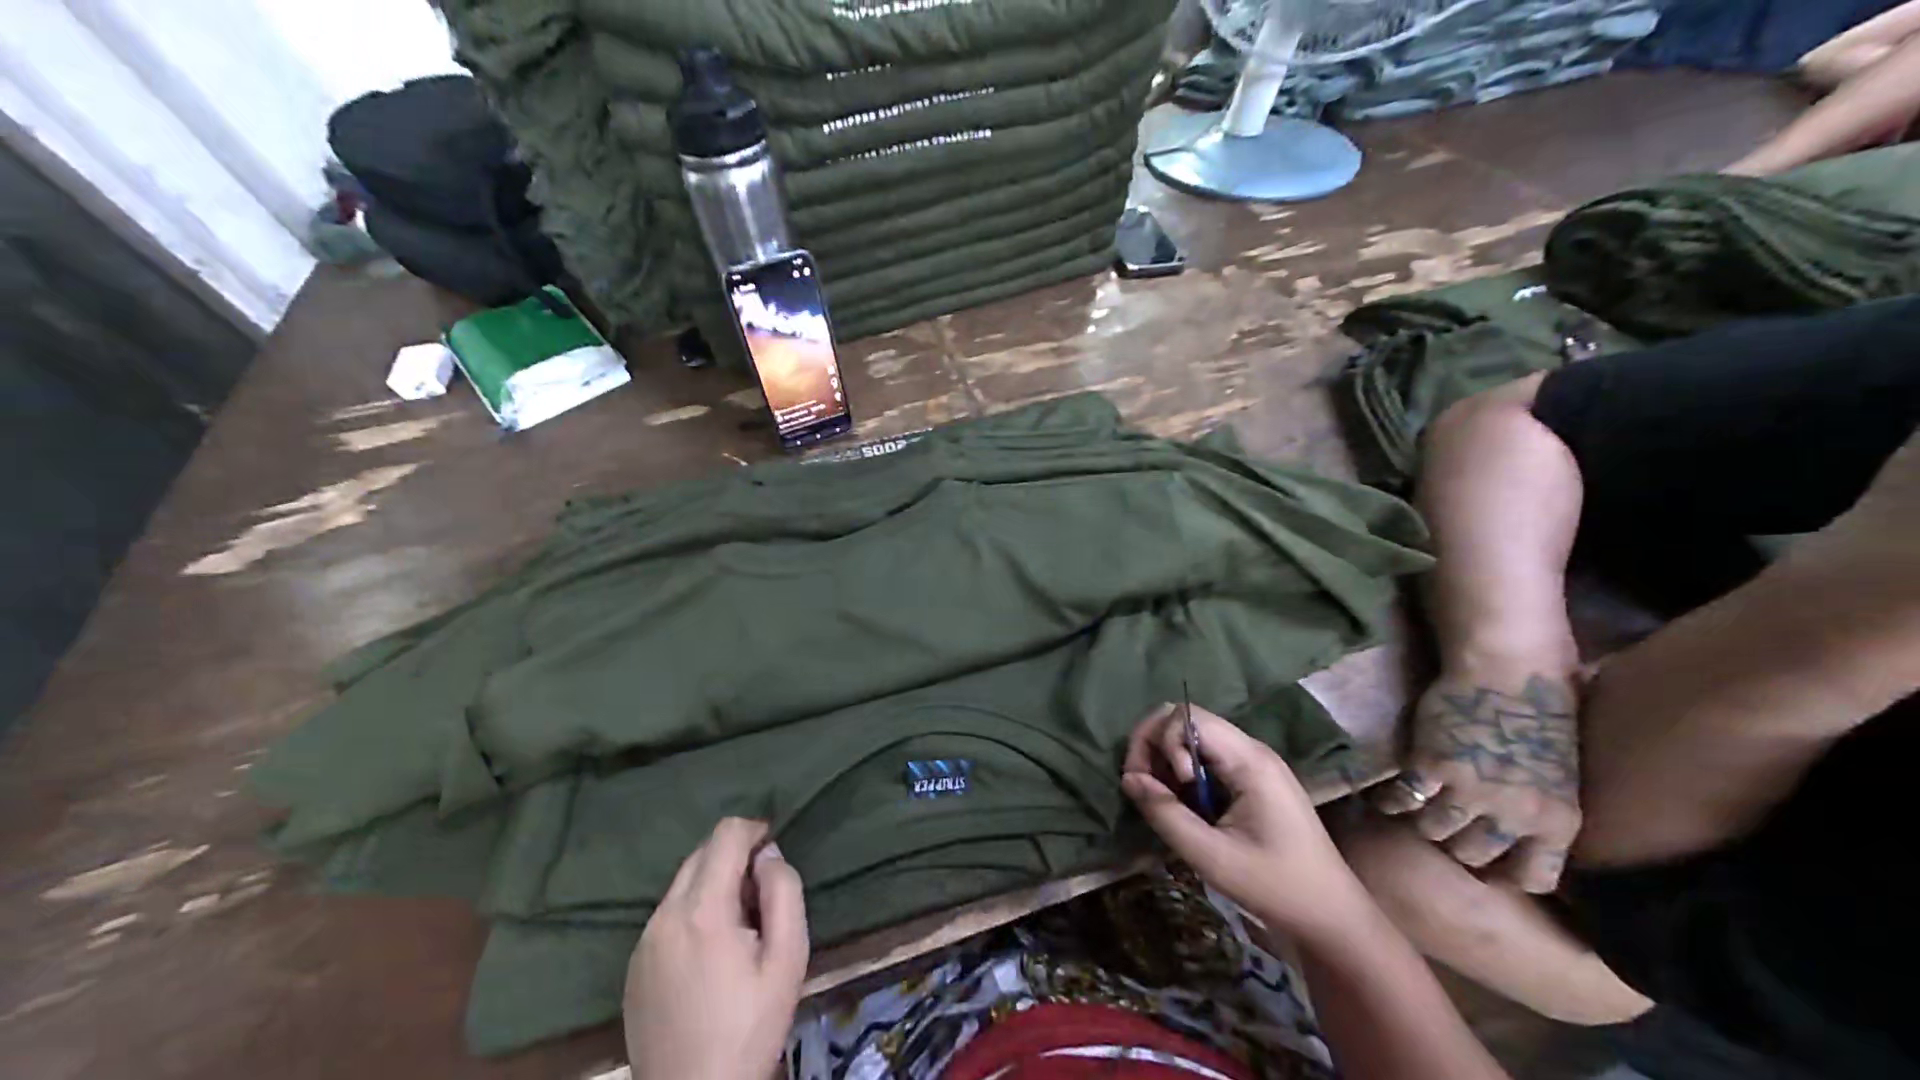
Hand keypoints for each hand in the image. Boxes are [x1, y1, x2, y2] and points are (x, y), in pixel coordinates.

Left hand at [624, 818, 807, 1079]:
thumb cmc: (750, 1027)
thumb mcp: (789, 957)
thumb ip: (784, 892)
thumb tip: (769, 854)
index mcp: (702, 910)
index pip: (724, 835)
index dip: (755, 830)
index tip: (774, 853)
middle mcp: (663, 916)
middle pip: (700, 853)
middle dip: (734, 857)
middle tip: (761, 896)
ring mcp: (642, 942)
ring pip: (682, 884)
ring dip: (713, 884)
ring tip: (738, 928)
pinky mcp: (633, 966)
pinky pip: (667, 916)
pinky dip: (692, 912)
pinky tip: (710, 955)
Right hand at [1121, 703, 1365, 936]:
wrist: (1331, 916)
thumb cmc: (1275, 886)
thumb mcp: (1212, 857)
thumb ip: (1166, 813)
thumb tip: (1128, 779)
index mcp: (1248, 760)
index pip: (1186, 716)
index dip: (1161, 742)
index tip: (1162, 786)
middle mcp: (1249, 750)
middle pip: (1184, 719)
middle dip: (1153, 745)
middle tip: (1144, 785)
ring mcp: (1251, 763)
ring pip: (1191, 736)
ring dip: (1164, 760)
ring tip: (1161, 799)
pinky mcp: (1249, 779)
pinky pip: (1204, 757)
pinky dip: (1180, 773)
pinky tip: (1181, 805)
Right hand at [1372, 668, 1580, 893]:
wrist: (1509, 673)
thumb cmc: (1541, 716)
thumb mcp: (1558, 778)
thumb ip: (1538, 810)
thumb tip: (1513, 834)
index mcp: (1556, 821)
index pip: (1533, 877)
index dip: (1505, 875)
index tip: (1487, 862)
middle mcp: (1513, 814)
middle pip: (1472, 855)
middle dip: (1455, 845)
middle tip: (1441, 829)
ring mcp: (1469, 791)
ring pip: (1433, 830)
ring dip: (1419, 822)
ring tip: (1410, 812)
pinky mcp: (1430, 765)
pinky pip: (1403, 799)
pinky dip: (1389, 801)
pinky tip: (1383, 797)